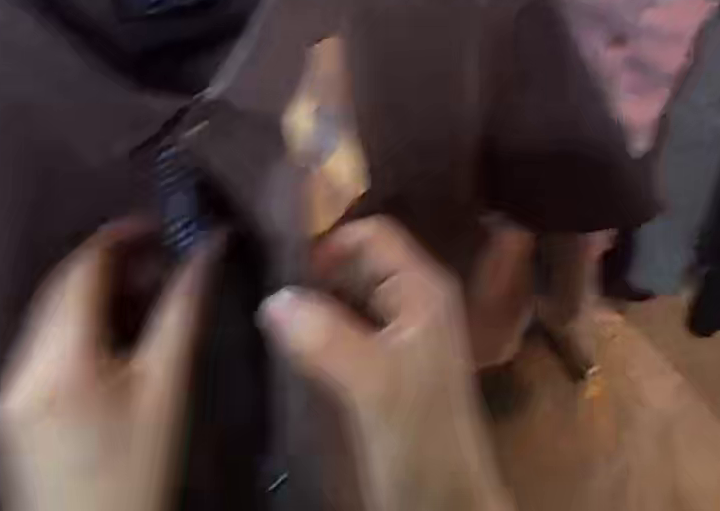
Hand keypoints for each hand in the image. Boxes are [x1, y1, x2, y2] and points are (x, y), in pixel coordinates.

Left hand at [0, 222, 221, 510]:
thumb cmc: (139, 469)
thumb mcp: (169, 384)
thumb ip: (185, 306)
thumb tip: (212, 243)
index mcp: (55, 365)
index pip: (80, 272)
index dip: (119, 237)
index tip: (161, 225)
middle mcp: (17, 373)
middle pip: (60, 289)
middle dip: (110, 261)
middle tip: (161, 255)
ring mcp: (5, 396)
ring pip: (50, 314)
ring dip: (95, 290)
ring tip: (145, 288)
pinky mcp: (8, 414)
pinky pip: (43, 342)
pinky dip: (79, 321)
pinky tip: (116, 330)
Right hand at [258, 218, 515, 510]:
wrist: (448, 507)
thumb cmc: (420, 437)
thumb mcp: (372, 384)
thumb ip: (324, 337)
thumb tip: (272, 297)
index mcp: (423, 286)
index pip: (374, 234)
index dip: (332, 243)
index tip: (287, 270)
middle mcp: (416, 297)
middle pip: (362, 260)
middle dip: (320, 270)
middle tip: (271, 292)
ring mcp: (405, 328)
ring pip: (355, 292)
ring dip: (319, 299)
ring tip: (275, 315)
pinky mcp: (392, 360)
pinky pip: (352, 324)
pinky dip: (325, 325)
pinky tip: (295, 343)